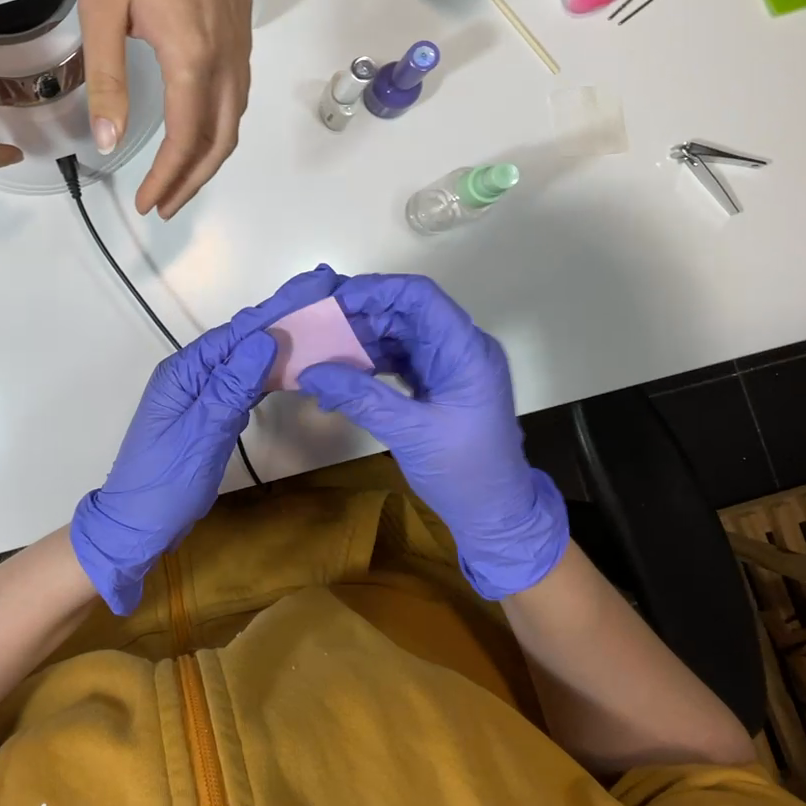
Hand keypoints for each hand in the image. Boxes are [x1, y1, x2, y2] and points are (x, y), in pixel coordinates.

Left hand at [72, 265, 342, 612]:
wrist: (137, 526)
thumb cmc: (165, 482)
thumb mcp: (201, 433)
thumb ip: (231, 387)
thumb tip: (265, 339)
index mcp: (184, 372)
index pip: (236, 334)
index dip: (275, 312)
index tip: (315, 290)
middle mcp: (191, 376)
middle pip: (241, 342)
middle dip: (281, 322)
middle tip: (326, 300)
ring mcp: (199, 396)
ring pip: (244, 363)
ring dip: (279, 348)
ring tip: (319, 329)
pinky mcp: (209, 416)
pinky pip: (242, 387)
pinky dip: (268, 378)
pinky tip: (292, 372)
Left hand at [78, 0, 253, 218]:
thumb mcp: (100, 10)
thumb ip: (106, 81)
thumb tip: (109, 143)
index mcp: (192, 53)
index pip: (187, 139)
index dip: (168, 179)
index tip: (145, 205)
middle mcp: (227, 50)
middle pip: (222, 137)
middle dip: (194, 179)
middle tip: (166, 205)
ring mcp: (240, 32)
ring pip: (236, 113)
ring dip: (210, 153)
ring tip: (180, 176)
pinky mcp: (240, 15)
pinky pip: (239, 85)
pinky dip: (221, 120)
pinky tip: (199, 122)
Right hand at [297, 274, 567, 599]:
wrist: (495, 515)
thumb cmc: (465, 472)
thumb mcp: (410, 434)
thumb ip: (361, 398)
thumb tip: (309, 371)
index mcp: (466, 351)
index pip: (420, 297)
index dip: (376, 291)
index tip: (335, 303)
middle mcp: (458, 348)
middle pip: (405, 311)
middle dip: (360, 315)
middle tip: (317, 327)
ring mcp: (447, 365)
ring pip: (398, 333)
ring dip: (360, 339)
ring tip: (321, 350)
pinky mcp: (435, 383)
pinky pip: (398, 357)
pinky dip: (368, 362)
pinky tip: (339, 373)